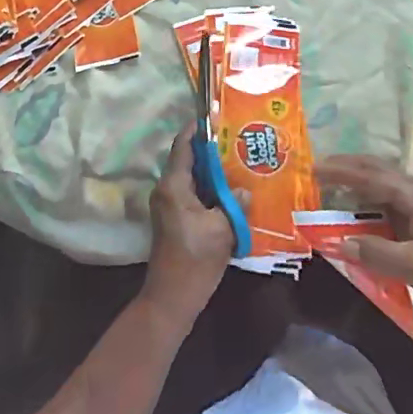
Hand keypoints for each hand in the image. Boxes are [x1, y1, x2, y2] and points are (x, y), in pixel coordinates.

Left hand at [141, 123, 235, 320]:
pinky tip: (231, 192)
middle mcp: (166, 189)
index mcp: (173, 185)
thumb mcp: (222, 229)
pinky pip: (192, 193)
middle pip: (188, 159)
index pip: (183, 145)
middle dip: (210, 149)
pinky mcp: (174, 218)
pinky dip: (208, 188)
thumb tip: (246, 190)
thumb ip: (234, 204)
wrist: (172, 297)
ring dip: (211, 171)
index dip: (198, 129)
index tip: (216, 115)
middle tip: (237, 139)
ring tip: (238, 162)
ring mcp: (169, 204)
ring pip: (191, 177)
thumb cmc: (195, 259)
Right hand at [316, 155, 412, 337]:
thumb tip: (338, 242)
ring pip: (381, 192)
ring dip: (355, 189)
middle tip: (315, 172)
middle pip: (377, 175)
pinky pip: (387, 212)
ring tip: (327, 191)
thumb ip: (376, 253)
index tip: (312, 167)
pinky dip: (366, 210)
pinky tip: (352, 220)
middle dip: (346, 170)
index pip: (373, 176)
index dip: (342, 171)